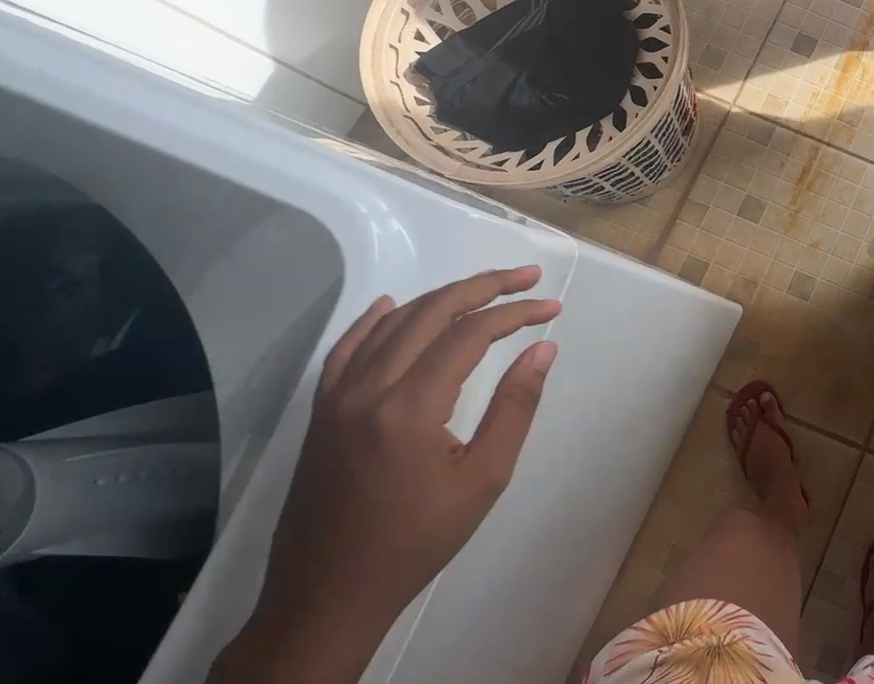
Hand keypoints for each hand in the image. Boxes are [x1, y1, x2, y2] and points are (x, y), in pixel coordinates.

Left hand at [212, 267, 560, 683]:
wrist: (328, 594)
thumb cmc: (417, 540)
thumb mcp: (484, 479)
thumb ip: (516, 407)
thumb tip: (543, 349)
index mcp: (410, 408)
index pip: (470, 334)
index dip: (515, 313)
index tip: (552, 309)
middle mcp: (367, 389)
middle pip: (431, 313)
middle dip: (485, 287)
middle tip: (529, 277)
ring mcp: (336, 397)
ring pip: (392, 323)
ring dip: (442, 298)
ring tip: (486, 288)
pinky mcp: (321, 411)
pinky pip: (347, 348)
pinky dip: (375, 320)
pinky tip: (394, 305)